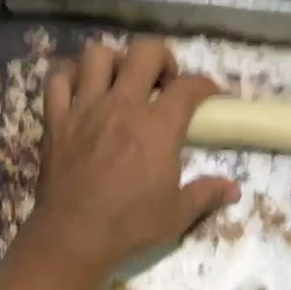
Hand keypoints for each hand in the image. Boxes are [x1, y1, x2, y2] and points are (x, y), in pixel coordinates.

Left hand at [18, 38, 240, 273]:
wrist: (74, 237)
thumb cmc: (130, 227)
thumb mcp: (176, 214)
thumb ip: (206, 194)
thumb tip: (234, 189)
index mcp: (158, 127)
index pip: (188, 86)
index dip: (204, 86)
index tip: (208, 96)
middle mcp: (122, 106)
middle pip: (145, 52)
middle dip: (161, 59)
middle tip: (162, 83)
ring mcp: (85, 109)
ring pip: (98, 55)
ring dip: (113, 62)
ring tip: (120, 83)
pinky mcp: (56, 121)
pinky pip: (59, 80)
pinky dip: (70, 78)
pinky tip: (80, 92)